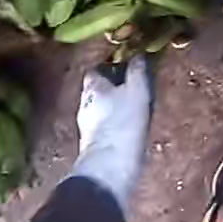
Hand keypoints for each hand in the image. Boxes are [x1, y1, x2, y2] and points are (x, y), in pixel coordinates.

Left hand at [70, 55, 151, 211]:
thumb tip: (138, 55)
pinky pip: (105, 127)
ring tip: (135, 109)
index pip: (95, 70)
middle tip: (134, 88)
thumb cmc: (123, 122)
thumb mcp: (137, 91)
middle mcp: (84, 105)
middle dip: (112, 88)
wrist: (110, 166)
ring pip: (100, 109)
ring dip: (114, 108)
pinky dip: (115, 125)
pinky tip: (129, 129)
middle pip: (97, 90)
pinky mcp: (93, 145)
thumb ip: (137, 72)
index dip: (110, 66)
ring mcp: (86, 127)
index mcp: (92, 87)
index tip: (126, 66)